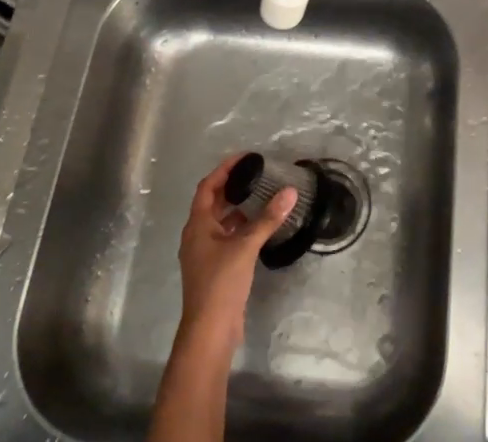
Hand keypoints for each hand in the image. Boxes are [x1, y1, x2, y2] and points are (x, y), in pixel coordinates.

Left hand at [176, 155, 296, 348]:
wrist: (210, 329)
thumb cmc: (221, 282)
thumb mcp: (246, 246)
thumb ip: (267, 218)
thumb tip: (290, 191)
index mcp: (197, 225)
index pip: (208, 187)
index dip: (224, 170)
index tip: (245, 157)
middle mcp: (197, 236)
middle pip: (212, 203)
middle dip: (232, 187)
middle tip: (256, 175)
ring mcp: (204, 254)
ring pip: (220, 222)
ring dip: (237, 209)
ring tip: (261, 197)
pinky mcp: (215, 269)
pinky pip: (226, 239)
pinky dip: (240, 229)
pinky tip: (259, 230)